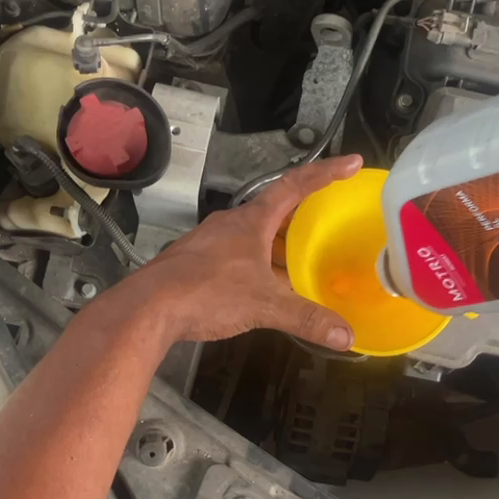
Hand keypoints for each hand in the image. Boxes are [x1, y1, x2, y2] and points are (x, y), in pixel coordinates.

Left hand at [98, 155, 361, 350]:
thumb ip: (306, 319)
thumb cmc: (205, 294)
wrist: (148, 309)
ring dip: (277, 245)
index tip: (350, 163)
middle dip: (302, 215)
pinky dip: (256, 264)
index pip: (295, 186)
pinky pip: (235, 256)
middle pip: (274, 210)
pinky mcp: (196, 264)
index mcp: (250, 221)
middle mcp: (230, 225)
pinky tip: (263, 287)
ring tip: (300, 262)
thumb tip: (346, 335)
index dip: (325, 173)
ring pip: (253, 236)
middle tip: (326, 222)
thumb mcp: (264, 306)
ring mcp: (209, 243)